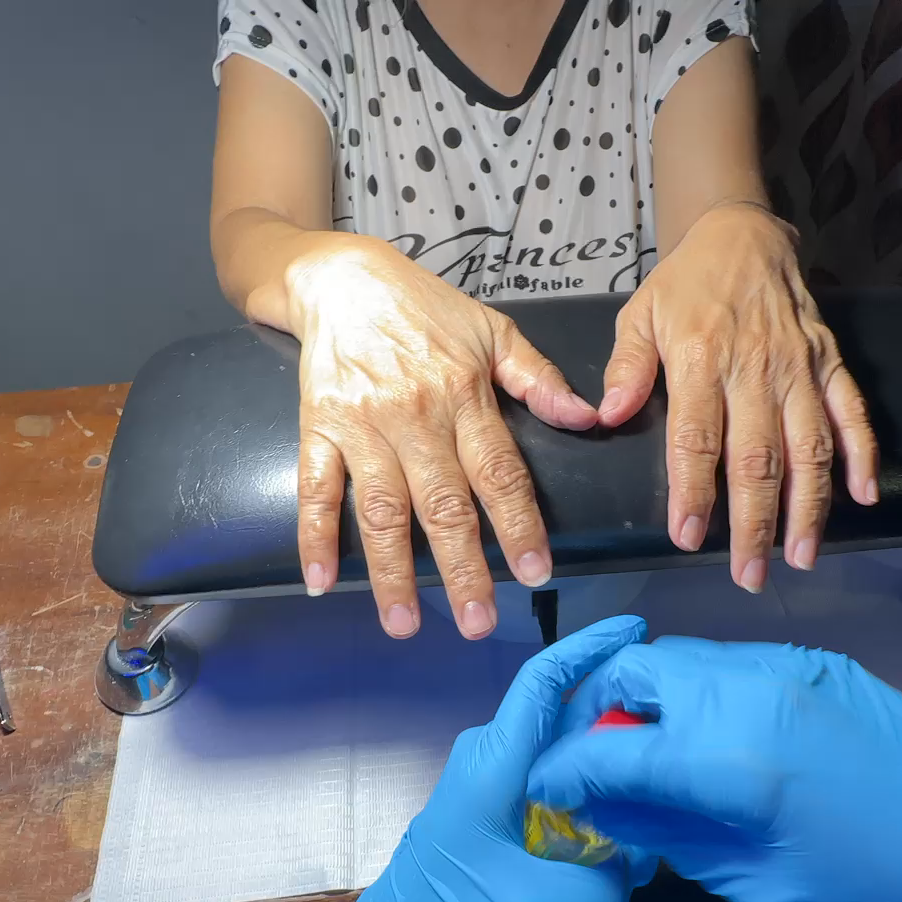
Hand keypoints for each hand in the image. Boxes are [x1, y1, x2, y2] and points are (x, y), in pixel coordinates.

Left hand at [277, 617, 653, 901]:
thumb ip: (617, 871)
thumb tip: (647, 845)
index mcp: (496, 759)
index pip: (544, 680)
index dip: (590, 646)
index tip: (634, 628)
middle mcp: (488, 747)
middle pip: (559, 708)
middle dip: (612, 707)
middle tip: (667, 724)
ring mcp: (484, 764)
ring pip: (552, 738)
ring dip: (596, 746)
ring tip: (647, 767)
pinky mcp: (487, 785)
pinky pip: (539, 762)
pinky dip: (576, 770)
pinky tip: (609, 801)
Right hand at [287, 238, 597, 639]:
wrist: (342, 279)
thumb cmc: (424, 309)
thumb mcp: (493, 330)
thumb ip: (538, 379)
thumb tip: (587, 418)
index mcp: (464, 398)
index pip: (498, 473)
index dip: (519, 525)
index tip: (535, 573)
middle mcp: (415, 420)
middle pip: (442, 505)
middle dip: (461, 569)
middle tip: (476, 622)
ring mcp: (362, 428)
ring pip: (379, 510)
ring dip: (391, 571)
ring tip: (403, 622)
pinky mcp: (319, 430)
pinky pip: (314, 489)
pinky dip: (314, 536)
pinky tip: (320, 581)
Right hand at [527, 638, 901, 901]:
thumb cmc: (871, 893)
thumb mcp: (750, 879)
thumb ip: (661, 829)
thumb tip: (596, 803)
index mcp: (734, 762)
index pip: (610, 749)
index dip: (564, 767)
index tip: (546, 783)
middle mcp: (751, 691)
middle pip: (633, 668)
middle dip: (598, 707)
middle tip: (599, 752)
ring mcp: (786, 664)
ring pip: (678, 656)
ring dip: (647, 694)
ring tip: (654, 743)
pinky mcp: (814, 658)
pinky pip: (727, 661)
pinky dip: (697, 690)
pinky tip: (713, 731)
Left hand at [602, 203, 877, 589]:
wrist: (742, 234)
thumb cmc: (683, 285)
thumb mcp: (639, 316)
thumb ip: (626, 368)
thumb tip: (607, 415)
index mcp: (701, 361)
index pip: (696, 438)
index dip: (693, 490)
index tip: (689, 538)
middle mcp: (755, 370)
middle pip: (757, 457)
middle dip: (754, 522)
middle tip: (749, 574)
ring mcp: (800, 368)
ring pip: (810, 446)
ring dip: (809, 506)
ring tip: (803, 556)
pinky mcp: (831, 361)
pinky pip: (852, 411)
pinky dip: (864, 454)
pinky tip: (865, 496)